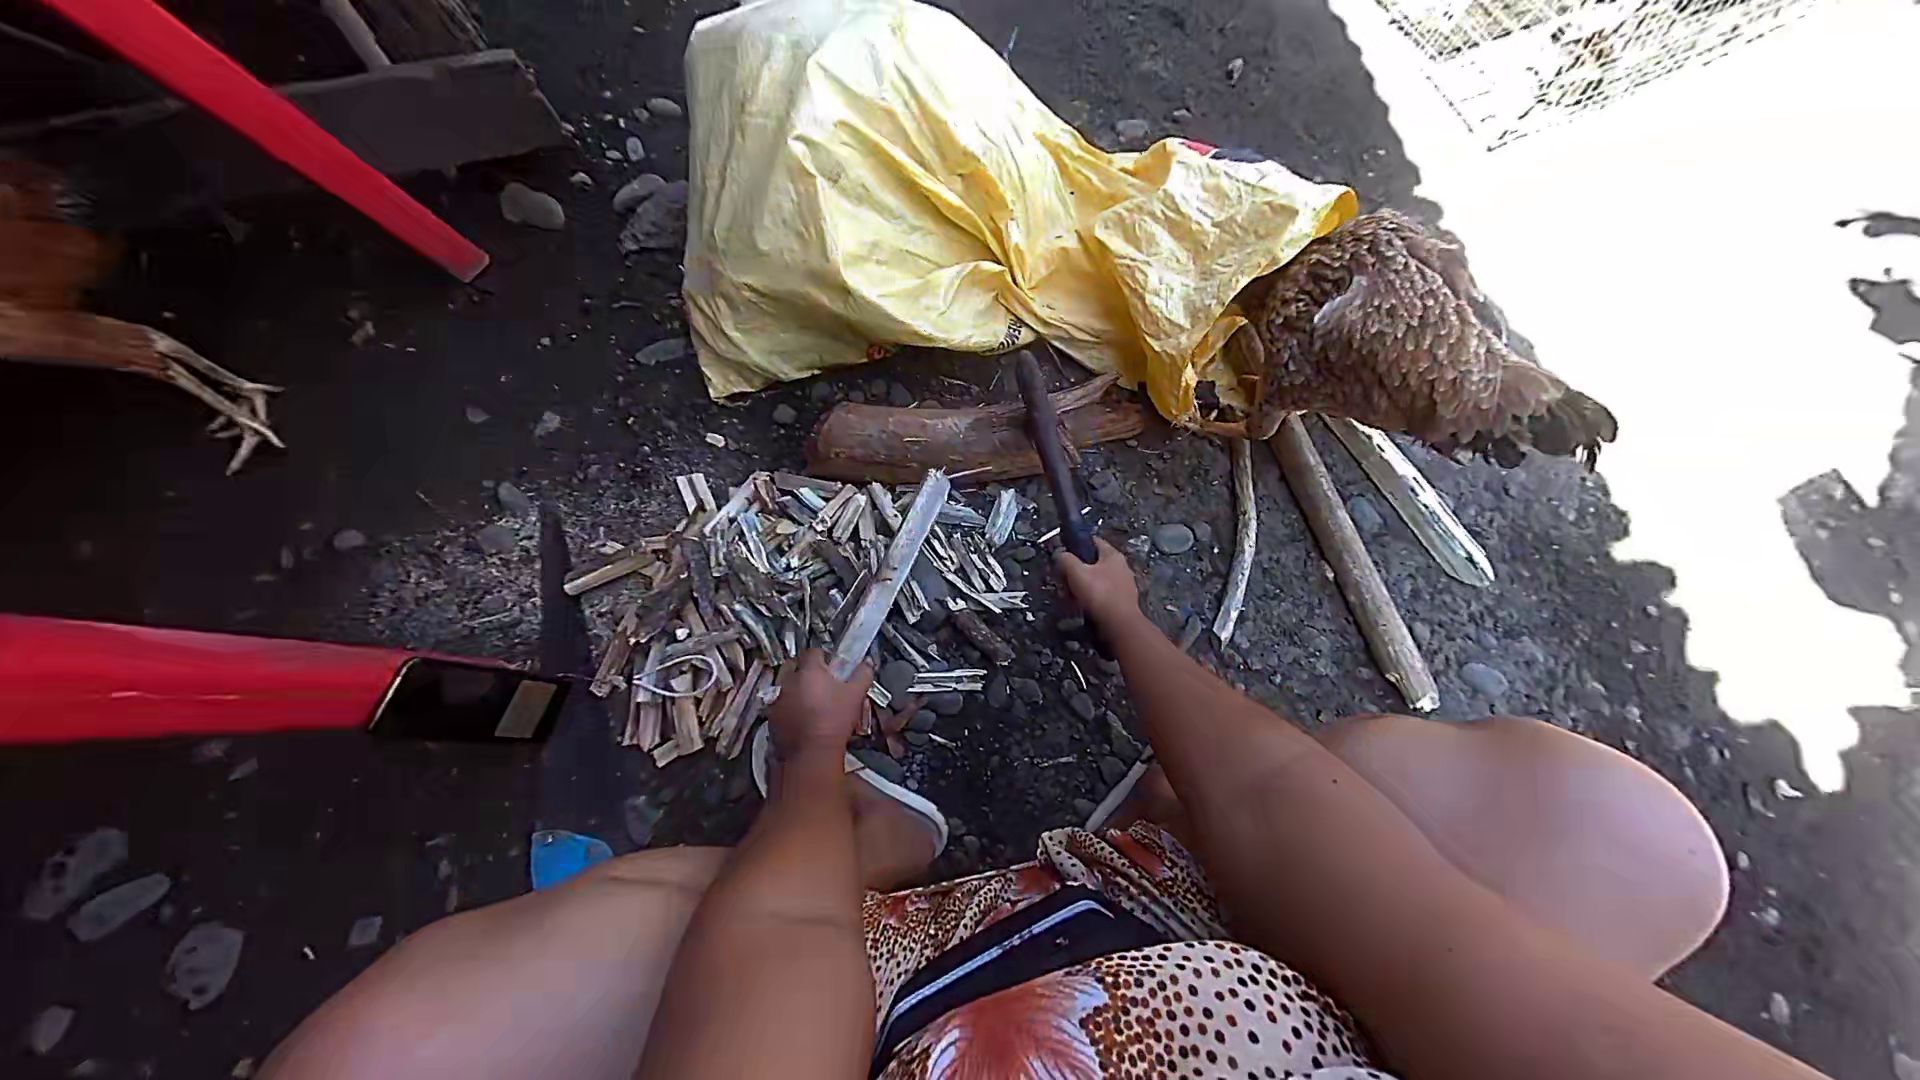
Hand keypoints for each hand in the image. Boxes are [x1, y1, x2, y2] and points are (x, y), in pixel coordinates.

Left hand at [768, 650, 869, 760]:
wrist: (811, 754)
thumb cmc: (834, 721)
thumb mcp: (856, 695)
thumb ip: (863, 674)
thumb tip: (866, 664)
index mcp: (810, 670)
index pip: (813, 651)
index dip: (823, 656)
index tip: (832, 666)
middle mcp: (789, 681)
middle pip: (794, 664)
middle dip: (804, 669)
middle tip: (820, 681)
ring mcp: (777, 699)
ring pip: (784, 684)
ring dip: (795, 688)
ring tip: (810, 701)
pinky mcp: (771, 717)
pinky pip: (779, 704)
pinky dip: (788, 706)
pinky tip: (800, 717)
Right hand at [1053, 536, 1141, 630]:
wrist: (1120, 625)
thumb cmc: (1099, 594)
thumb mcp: (1076, 573)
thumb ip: (1066, 559)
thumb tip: (1059, 554)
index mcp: (1113, 555)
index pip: (1093, 541)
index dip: (1077, 544)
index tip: (1064, 554)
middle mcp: (1122, 566)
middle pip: (1095, 562)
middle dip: (1079, 569)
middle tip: (1065, 578)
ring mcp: (1125, 584)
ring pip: (1099, 579)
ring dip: (1085, 585)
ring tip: (1072, 595)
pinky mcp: (1123, 601)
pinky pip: (1104, 594)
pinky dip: (1093, 597)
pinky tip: (1084, 606)